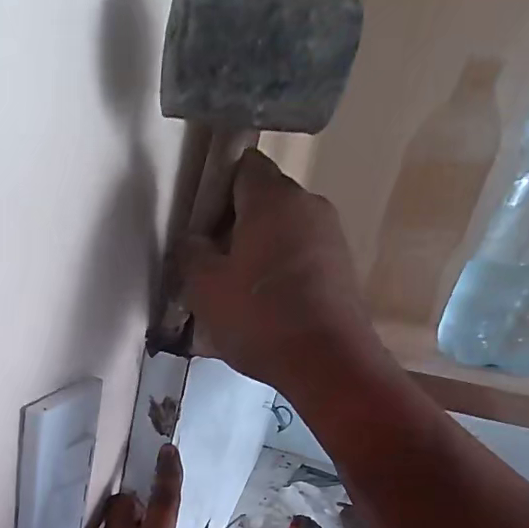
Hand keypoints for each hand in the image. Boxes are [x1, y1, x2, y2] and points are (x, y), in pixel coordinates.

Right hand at [181, 150, 380, 386]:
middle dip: (229, 225)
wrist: (325, 361)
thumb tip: (192, 239)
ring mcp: (328, 236)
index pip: (243, 166)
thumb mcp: (204, 287)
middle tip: (203, 264)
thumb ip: (190, 253)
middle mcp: (307, 206)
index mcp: (273, 199)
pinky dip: (272, 271)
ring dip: (250, 252)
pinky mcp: (338, 267)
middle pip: (260, 201)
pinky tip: (255, 307)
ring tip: (226, 291)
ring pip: (277, 232)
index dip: (215, 188)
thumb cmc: (258, 316)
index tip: (196, 222)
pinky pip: (295, 256)